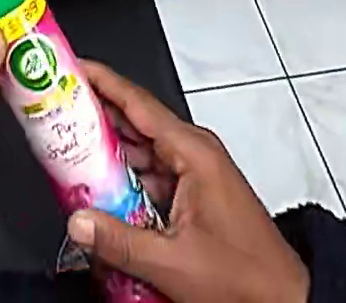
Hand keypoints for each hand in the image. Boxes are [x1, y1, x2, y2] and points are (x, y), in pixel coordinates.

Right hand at [68, 60, 308, 302]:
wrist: (284, 300)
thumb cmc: (246, 276)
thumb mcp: (173, 261)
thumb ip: (119, 241)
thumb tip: (78, 221)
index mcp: (192, 150)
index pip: (137, 102)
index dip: (103, 80)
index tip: (75, 67)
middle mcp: (193, 150)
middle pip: (135, 120)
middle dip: (97, 113)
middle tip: (60, 108)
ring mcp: (194, 168)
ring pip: (141, 148)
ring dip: (108, 149)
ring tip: (70, 147)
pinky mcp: (193, 189)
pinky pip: (151, 171)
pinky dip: (125, 175)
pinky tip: (101, 188)